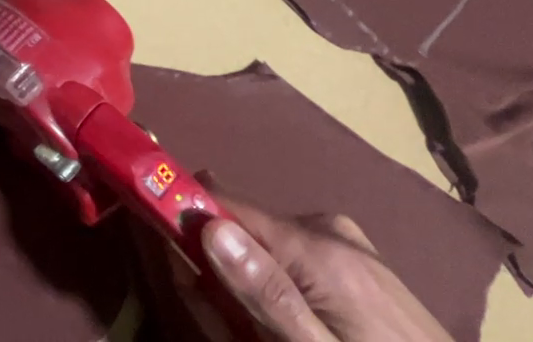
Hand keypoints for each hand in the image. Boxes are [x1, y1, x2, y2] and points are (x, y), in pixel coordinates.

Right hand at [146, 186, 451, 341]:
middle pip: (242, 227)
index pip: (223, 204)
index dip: (185, 222)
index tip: (170, 261)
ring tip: (261, 334)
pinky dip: (280, 283)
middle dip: (220, 267)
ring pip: (267, 244)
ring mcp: (351, 245)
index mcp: (319, 248)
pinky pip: (296, 257)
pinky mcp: (362, 263)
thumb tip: (209, 228)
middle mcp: (331, 231)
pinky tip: (296, 325)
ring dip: (250, 280)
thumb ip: (266, 294)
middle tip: (229, 327)